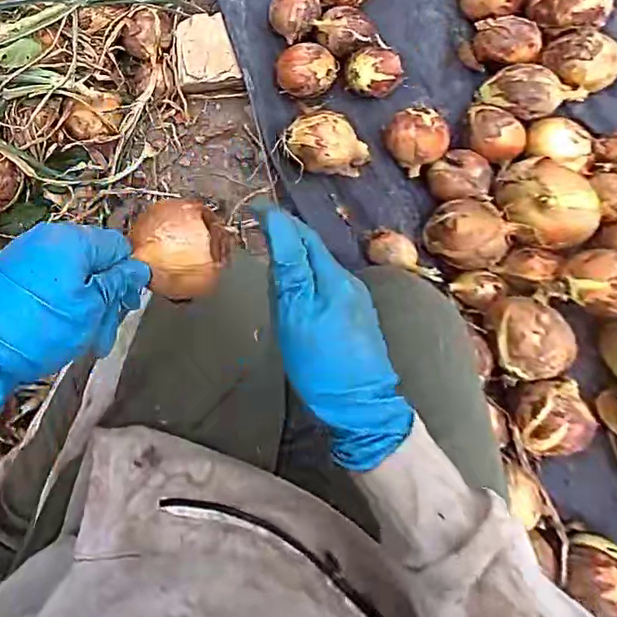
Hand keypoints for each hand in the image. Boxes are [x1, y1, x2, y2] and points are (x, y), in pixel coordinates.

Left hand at [0, 223, 150, 408]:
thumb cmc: (37, 329)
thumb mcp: (89, 309)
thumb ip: (117, 284)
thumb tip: (138, 269)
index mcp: (71, 238)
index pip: (117, 246)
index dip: (127, 277)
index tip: (124, 306)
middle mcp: (48, 237)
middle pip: (95, 259)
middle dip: (105, 294)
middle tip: (104, 329)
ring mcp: (27, 252)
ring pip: (73, 272)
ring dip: (85, 302)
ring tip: (83, 338)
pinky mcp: (13, 269)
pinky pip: (50, 278)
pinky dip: (61, 300)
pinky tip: (60, 328)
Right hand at [255, 205, 414, 470]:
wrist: (362, 408)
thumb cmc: (322, 362)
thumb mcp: (296, 315)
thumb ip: (288, 271)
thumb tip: (278, 229)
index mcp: (332, 277)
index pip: (301, 235)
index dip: (277, 219)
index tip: (253, 208)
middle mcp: (347, 281)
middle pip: (312, 246)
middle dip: (286, 232)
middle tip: (257, 225)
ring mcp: (354, 299)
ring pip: (319, 264)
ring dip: (295, 251)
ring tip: (269, 249)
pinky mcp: (355, 315)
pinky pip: (326, 281)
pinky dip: (306, 272)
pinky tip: (295, 284)